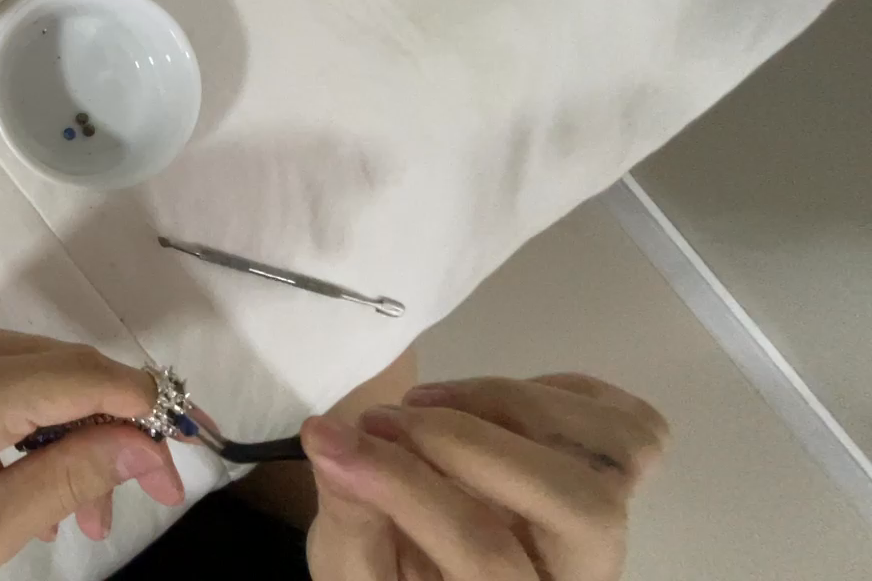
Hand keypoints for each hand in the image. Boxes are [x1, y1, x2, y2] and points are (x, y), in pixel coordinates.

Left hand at [0, 318, 186, 580]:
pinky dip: (46, 414)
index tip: (189, 452)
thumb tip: (141, 444)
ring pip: (51, 367)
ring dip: (83, 426)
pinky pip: (20, 369)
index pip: (85, 375)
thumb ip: (67, 478)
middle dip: (119, 424)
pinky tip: (48, 469)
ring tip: (89, 508)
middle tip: (146, 495)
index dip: (147, 407)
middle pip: (73, 365)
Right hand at [302, 374, 668, 579]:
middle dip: (461, 440)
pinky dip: (558, 393)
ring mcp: (605, 528)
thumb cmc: (386, 574)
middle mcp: (582, 577)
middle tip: (380, 422)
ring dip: (505, 405)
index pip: (485, 550)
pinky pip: (628, 423)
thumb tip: (327, 436)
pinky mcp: (605, 479)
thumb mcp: (348, 568)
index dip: (401, 483)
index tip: (325, 440)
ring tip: (424, 402)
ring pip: (615, 450)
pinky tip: (485, 405)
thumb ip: (345, 515)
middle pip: (579, 503)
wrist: (430, 573)